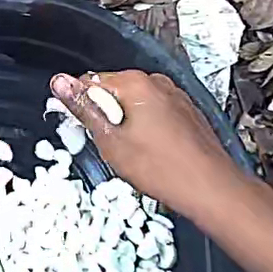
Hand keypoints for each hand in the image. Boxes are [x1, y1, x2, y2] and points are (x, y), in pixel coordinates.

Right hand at [50, 70, 246, 218]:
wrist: (212, 189)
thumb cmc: (163, 169)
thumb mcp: (110, 140)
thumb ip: (83, 108)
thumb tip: (60, 82)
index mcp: (134, 83)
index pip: (89, 81)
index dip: (79, 105)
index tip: (79, 125)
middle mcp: (155, 82)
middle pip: (113, 90)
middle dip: (105, 114)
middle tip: (107, 144)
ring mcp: (174, 95)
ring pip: (135, 102)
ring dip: (126, 121)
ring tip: (131, 151)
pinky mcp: (186, 111)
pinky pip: (155, 111)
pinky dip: (147, 126)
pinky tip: (151, 151)